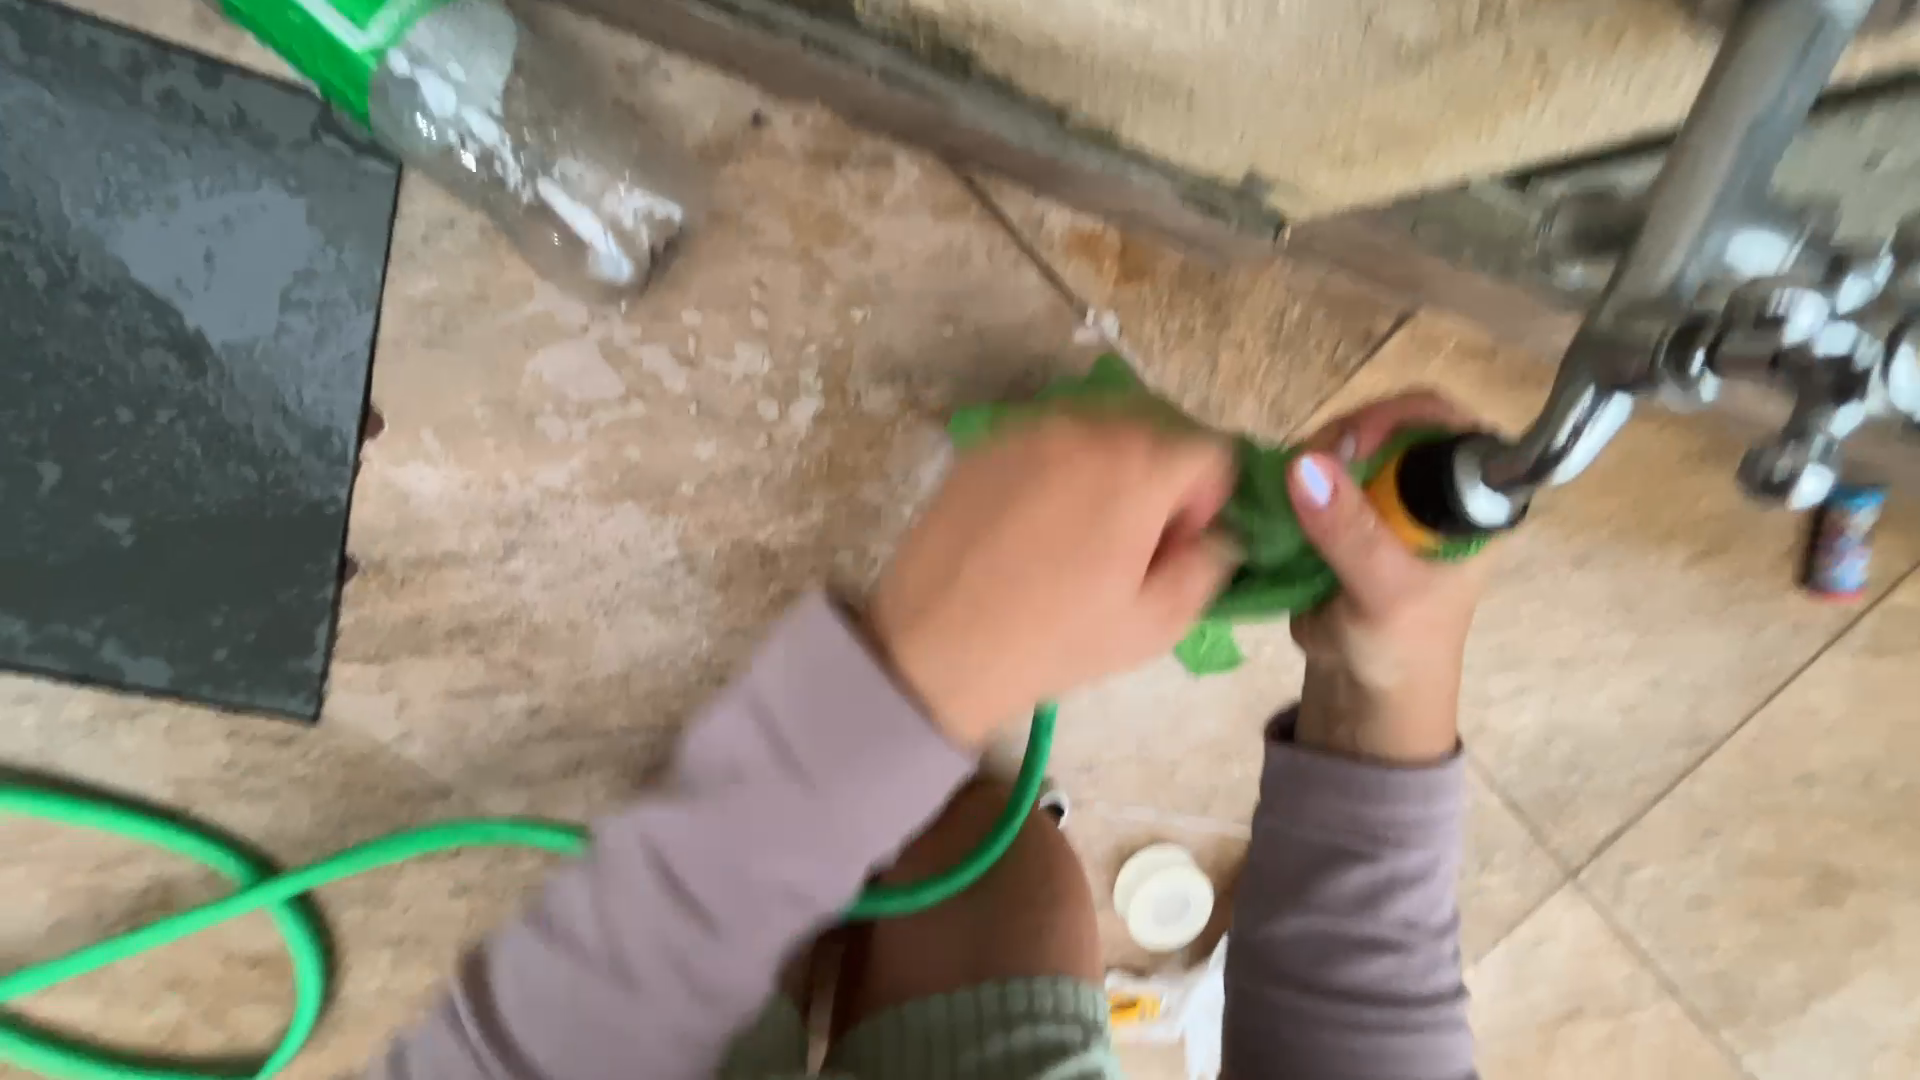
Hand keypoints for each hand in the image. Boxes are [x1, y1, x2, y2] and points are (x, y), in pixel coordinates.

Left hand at [869, 416, 1239, 746]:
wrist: (936, 646)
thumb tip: (1214, 534)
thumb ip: (1208, 564)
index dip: (1204, 502)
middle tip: (1127, 543)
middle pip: (1152, 436)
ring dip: (1106, 474)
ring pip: (1096, 436)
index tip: (1171, 546)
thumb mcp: (1156, 622)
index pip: (1209, 453)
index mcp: (1138, 466)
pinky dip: (1055, 473)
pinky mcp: (982, 446)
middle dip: (1157, 483)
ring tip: (1074, 536)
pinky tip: (1029, 526)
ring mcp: (1025, 431)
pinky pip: (1043, 445)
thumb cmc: (1053, 640)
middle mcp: (1084, 428)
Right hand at [1284, 393, 1494, 765]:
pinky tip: (1274, 497)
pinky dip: (1289, 481)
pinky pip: (1311, 478)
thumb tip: (1303, 465)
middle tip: (1302, 468)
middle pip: (1383, 427)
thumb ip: (1351, 533)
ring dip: (1307, 460)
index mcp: (1467, 501)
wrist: (1363, 686)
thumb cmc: (1400, 644)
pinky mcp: (1338, 514)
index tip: (1344, 446)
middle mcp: (1426, 489)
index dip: (1394, 420)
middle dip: (1338, 440)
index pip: (1443, 426)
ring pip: (1341, 449)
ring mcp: (1380, 499)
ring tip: (1282, 488)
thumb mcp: (1384, 591)